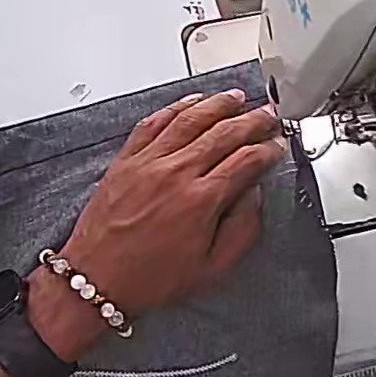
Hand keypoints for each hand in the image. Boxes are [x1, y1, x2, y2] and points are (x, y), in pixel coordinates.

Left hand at [29, 89, 285, 358]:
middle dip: (252, 120)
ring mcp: (148, 163)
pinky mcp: (126, 160)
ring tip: (237, 98)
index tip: (277, 146)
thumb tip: (255, 197)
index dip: (267, 149)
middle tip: (267, 115)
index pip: (246, 160)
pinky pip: (154, 123)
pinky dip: (176, 108)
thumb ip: (242, 230)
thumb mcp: (211, 269)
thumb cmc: (150, 278)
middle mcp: (176, 173)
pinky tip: (191, 102)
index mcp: (200, 201)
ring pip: (190, 120)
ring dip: (218, 104)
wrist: (98, 279)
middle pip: (223, 133)